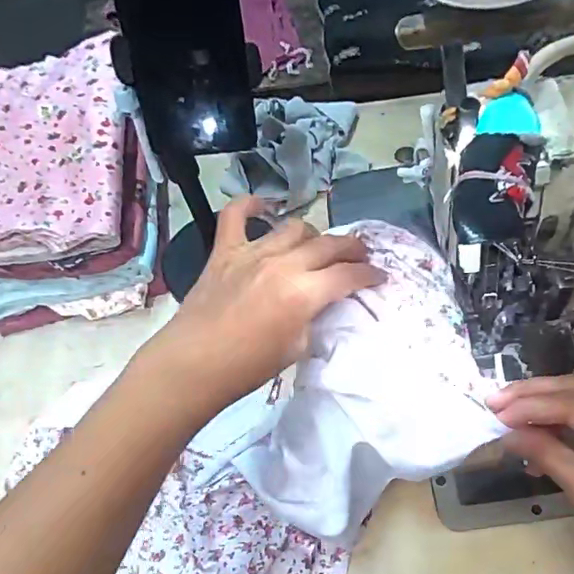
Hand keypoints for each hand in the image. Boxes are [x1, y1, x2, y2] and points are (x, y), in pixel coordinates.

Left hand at [142, 197, 384, 414]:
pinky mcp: (224, 251)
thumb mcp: (296, 347)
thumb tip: (320, 301)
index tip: (380, 277)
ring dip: (314, 236)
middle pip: (328, 244)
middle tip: (361, 257)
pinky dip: (252, 206)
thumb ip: (313, 317)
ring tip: (318, 247)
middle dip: (352, 249)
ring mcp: (251, 252)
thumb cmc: (248, 367)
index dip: (370, 275)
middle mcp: (281, 264)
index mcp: (302, 293)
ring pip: (294, 228)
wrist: (194, 364)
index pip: (348, 275)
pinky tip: (264, 207)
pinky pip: (236, 215)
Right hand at [488, 376, 573, 573]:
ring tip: (508, 413)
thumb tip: (508, 434)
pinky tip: (535, 439)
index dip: (530, 406)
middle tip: (495, 401)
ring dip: (544, 406)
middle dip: (534, 394)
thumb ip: (548, 454)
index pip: (573, 404)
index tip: (495, 411)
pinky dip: (559, 425)